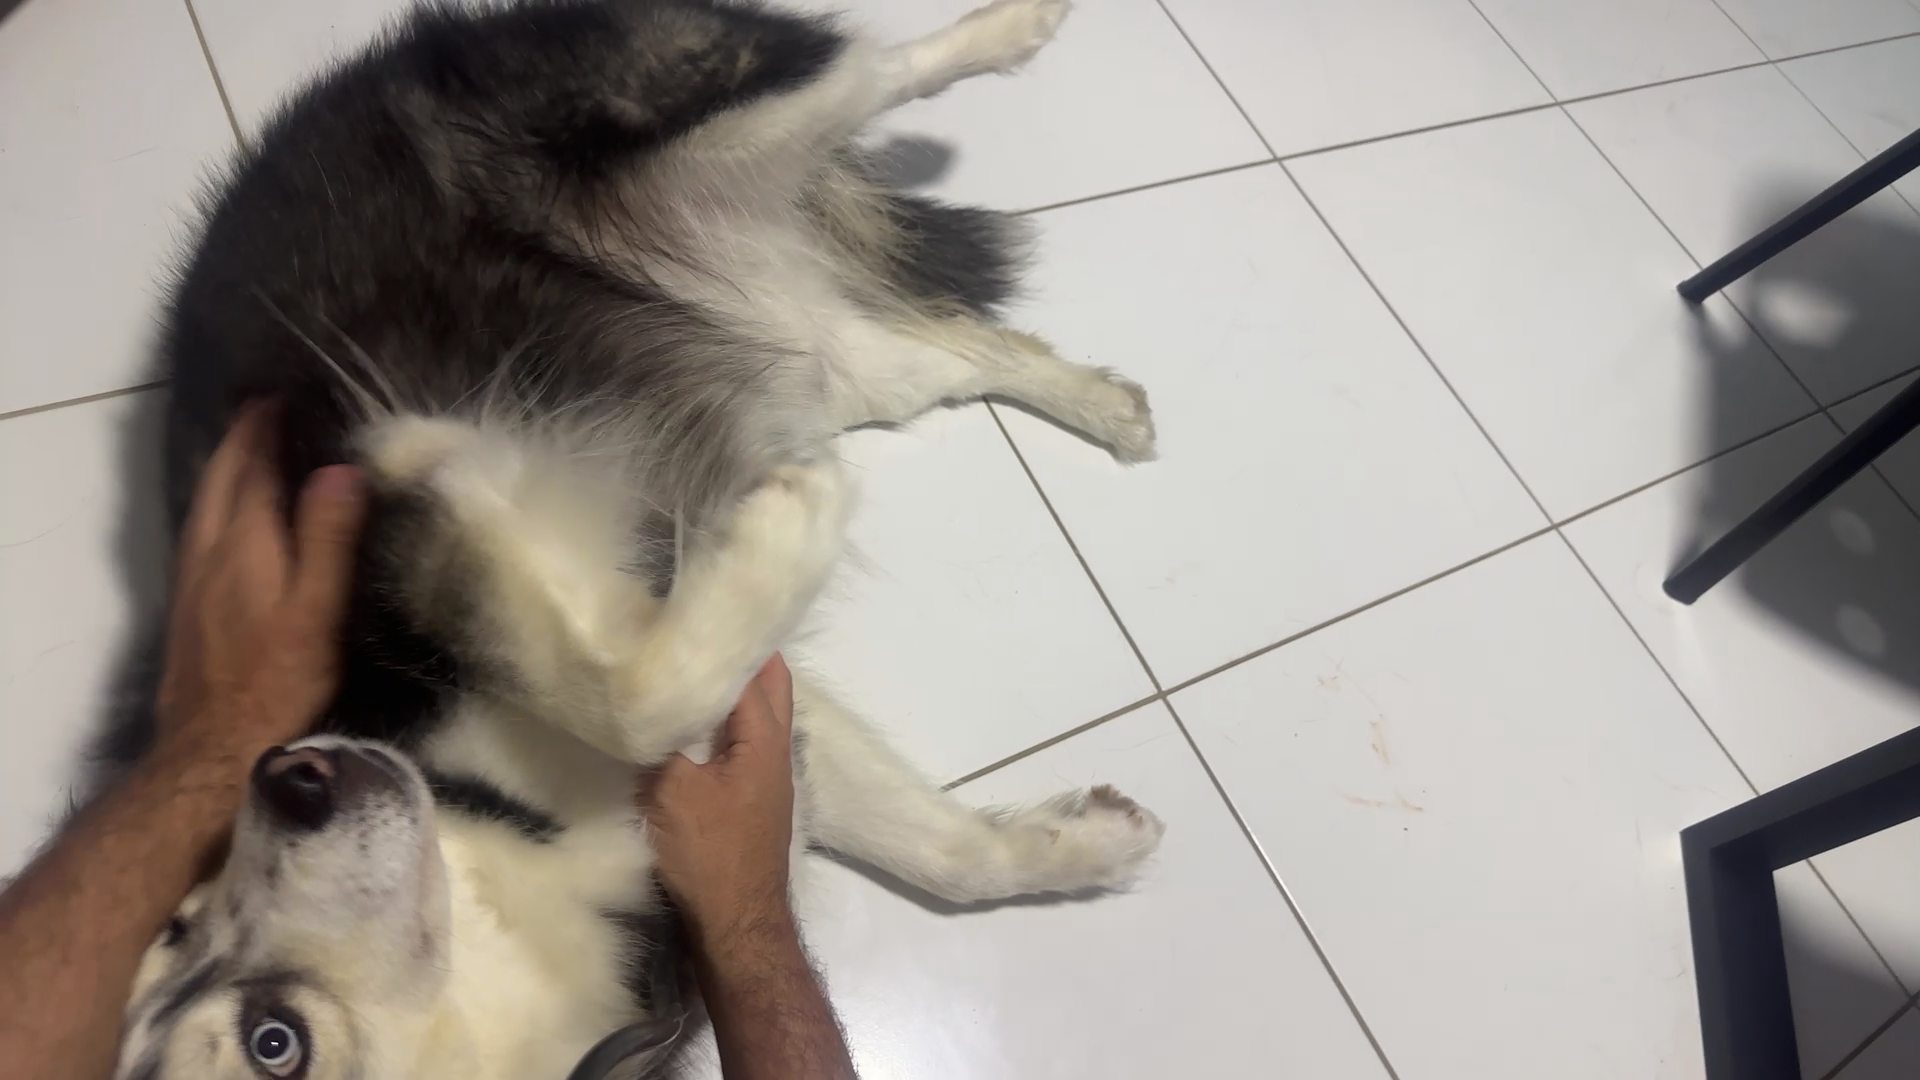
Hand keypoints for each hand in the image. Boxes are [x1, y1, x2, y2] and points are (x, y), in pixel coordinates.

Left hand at [153, 401, 368, 774]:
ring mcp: (195, 575)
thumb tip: (339, 471)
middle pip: (218, 481)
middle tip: (267, 411)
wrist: (216, 738)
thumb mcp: (317, 604)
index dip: (261, 432)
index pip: (247, 471)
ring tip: (256, 447)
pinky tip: (241, 511)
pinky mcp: (195, 597)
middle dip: (240, 441)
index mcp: (241, 544)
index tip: (279, 397)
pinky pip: (207, 527)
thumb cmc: (281, 671)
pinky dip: (225, 500)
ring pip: (207, 503)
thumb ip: (326, 537)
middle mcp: (208, 550)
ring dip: (229, 467)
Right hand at [639, 655, 796, 938]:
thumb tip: (646, 706)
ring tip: (695, 670)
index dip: (732, 643)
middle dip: (745, 658)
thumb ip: (662, 744)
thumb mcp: (673, 793)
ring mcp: (768, 772)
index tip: (702, 615)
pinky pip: (744, 741)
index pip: (755, 673)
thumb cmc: (711, 853)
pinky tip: (694, 725)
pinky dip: (726, 723)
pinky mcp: (753, 794)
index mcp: (766, 738)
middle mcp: (777, 748)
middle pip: (771, 687)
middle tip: (705, 634)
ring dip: (735, 691)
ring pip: (759, 714)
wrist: (737, 923)